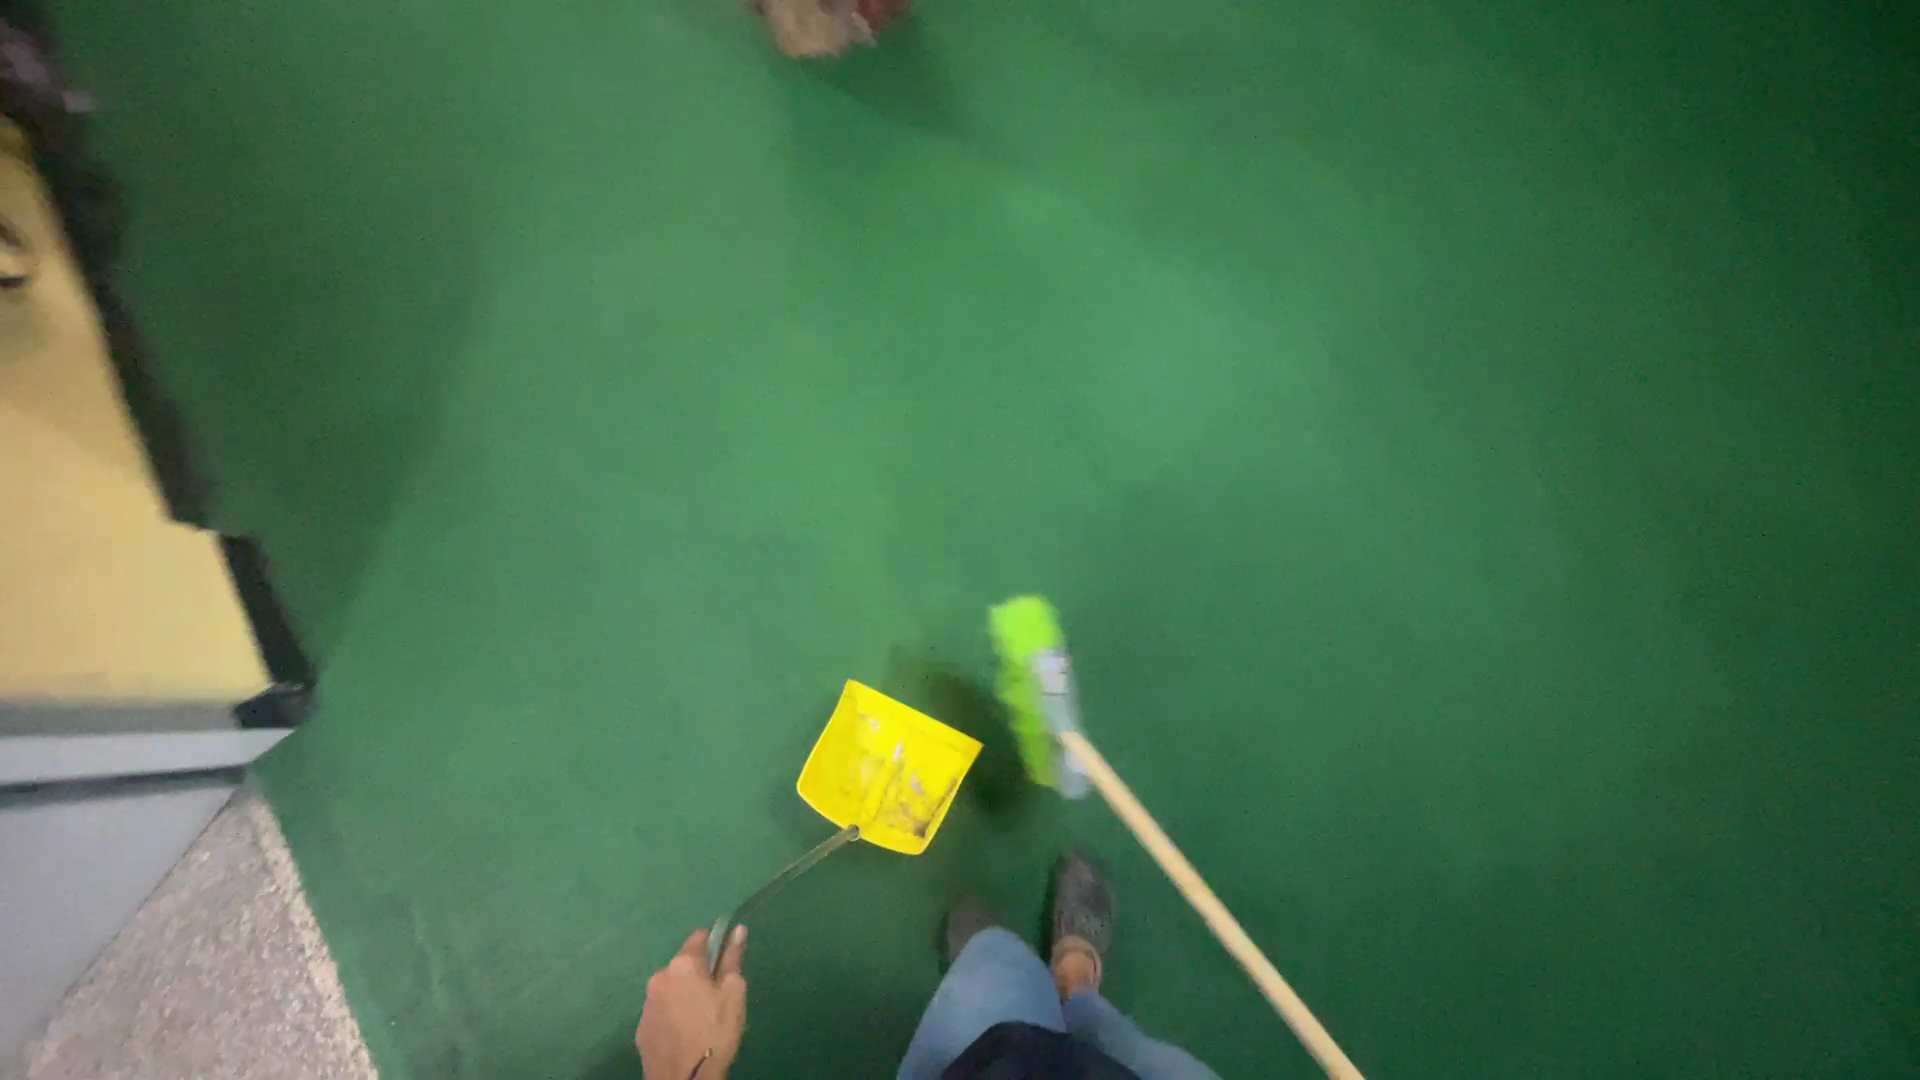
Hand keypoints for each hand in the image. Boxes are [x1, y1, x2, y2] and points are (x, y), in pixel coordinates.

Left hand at [637, 927, 747, 1078]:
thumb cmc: (714, 1032)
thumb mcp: (733, 992)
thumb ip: (733, 958)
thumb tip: (737, 929)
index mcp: (684, 964)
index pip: (700, 936)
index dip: (715, 944)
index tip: (726, 963)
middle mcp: (660, 976)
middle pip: (684, 963)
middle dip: (699, 972)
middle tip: (717, 995)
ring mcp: (647, 1003)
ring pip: (672, 987)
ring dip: (684, 993)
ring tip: (701, 1017)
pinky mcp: (641, 1028)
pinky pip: (662, 1009)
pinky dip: (673, 1013)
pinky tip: (685, 1032)